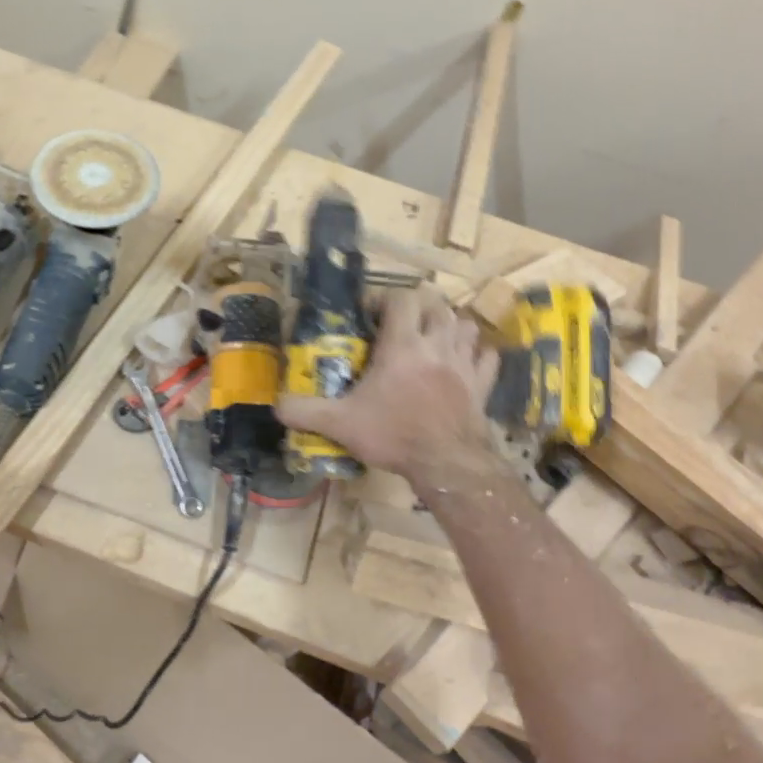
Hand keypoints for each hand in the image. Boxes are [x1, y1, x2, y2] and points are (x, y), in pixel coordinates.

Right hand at [277, 287, 499, 481]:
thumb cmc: (394, 435)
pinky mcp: (483, 385)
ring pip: (465, 325)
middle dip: (418, 308)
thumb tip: (275, 405)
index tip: (369, 313)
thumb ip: (304, 411)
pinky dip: (477, 353)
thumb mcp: (340, 424)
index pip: (401, 298)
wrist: (447, 464)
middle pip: (436, 305)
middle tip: (400, 325)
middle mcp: (436, 345)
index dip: (384, 298)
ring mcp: (464, 364)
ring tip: (432, 339)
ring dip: (449, 325)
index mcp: (402, 345)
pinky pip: (487, 356)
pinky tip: (464, 362)